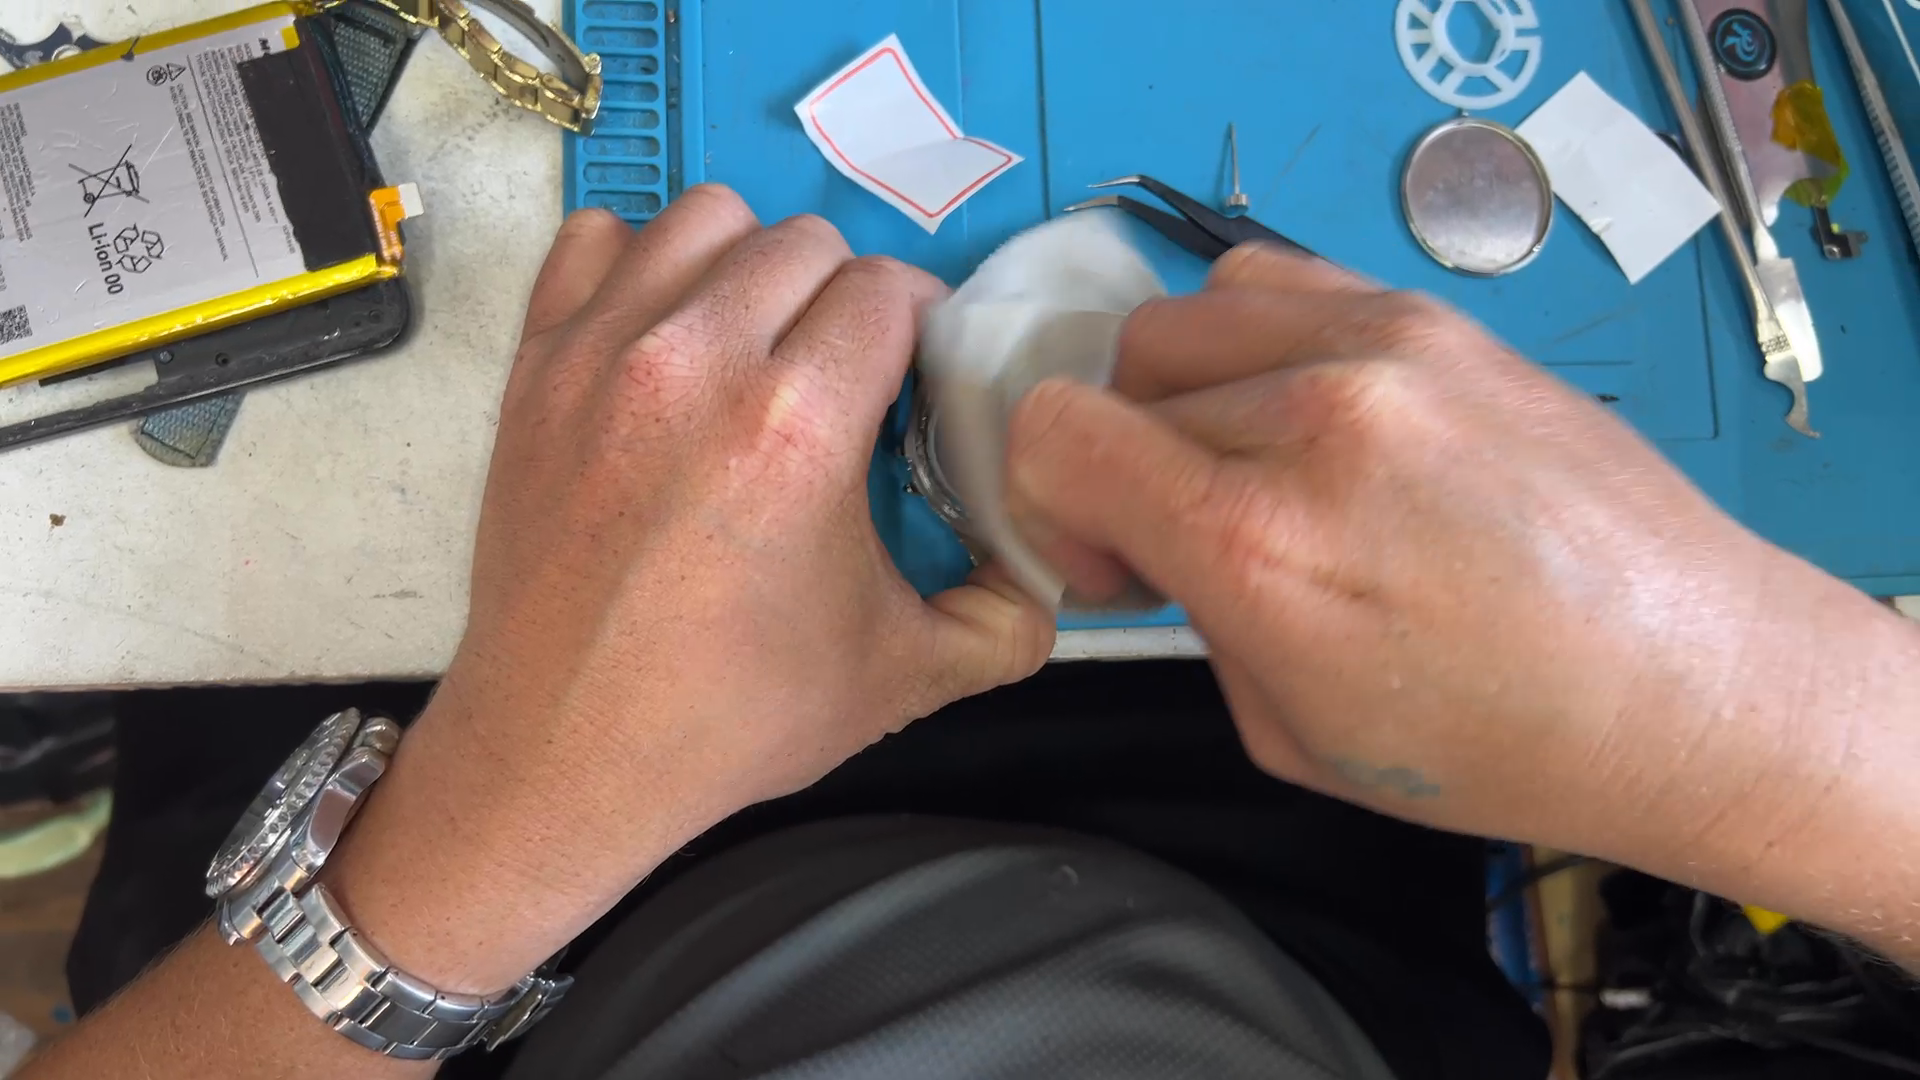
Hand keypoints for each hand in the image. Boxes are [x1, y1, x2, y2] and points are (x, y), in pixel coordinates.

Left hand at [326, 188, 1051, 990]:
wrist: (566, 756)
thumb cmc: (737, 717)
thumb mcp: (909, 679)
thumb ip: (1011, 622)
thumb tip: (1049, 573)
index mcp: (796, 428)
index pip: (887, 290)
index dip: (924, 320)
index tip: (921, 368)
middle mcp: (696, 363)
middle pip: (807, 242)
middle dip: (851, 295)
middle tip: (852, 370)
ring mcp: (601, 352)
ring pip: (709, 218)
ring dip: (759, 265)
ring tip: (767, 342)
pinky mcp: (535, 367)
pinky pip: (600, 240)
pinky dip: (649, 264)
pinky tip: (672, 333)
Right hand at [1007, 245, 1918, 896]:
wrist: (1699, 684)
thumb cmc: (1476, 742)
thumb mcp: (1274, 724)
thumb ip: (1181, 605)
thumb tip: (1145, 530)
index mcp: (1252, 538)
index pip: (1052, 433)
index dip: (1046, 498)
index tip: (1108, 555)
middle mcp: (1303, 414)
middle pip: (1111, 388)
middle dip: (1116, 469)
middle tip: (1184, 530)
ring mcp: (1374, 339)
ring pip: (1173, 326)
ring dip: (1171, 399)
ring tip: (1239, 458)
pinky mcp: (1429, 310)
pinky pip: (1260, 284)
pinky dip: (1238, 344)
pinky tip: (1292, 404)